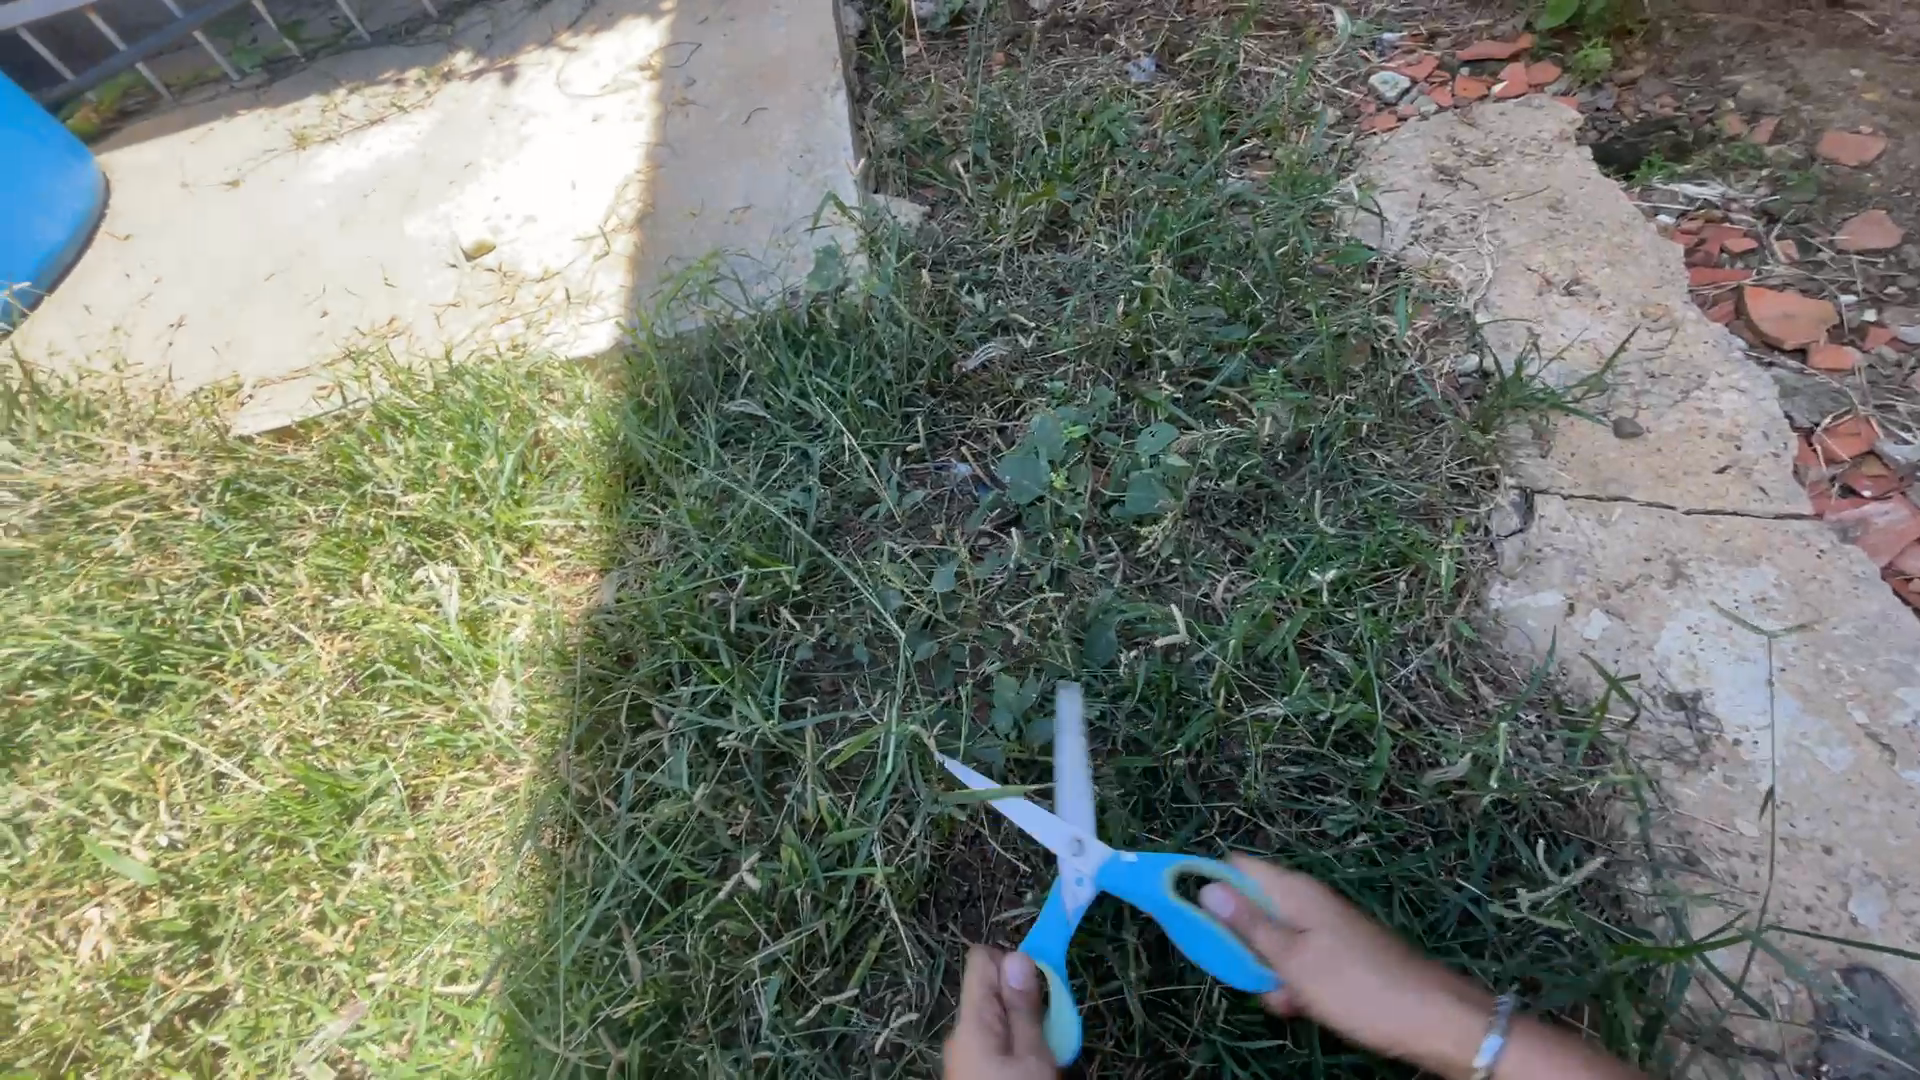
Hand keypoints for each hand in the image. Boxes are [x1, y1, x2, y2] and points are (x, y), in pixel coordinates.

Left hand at [943, 946, 1056, 1079]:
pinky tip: (1026, 1070)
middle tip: (1047, 1032)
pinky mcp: (968, 1070)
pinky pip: (992, 1042)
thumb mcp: (1031, 1059)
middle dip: (1022, 1001)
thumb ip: (1024, 1008)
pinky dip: (1012, 1047)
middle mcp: (960, 1029)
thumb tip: (1018, 954)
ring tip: (1041, 1055)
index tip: (1038, 991)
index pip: (981, 958)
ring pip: (995, 1018)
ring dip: (1020, 1026)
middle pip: (991, 990)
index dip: (1013, 964)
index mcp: (970, 1019)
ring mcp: (962, 1052)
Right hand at [1199, 856, 1491, 1077]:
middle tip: (1230, 964)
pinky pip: (1298, 954)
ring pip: (1273, 933)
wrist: (1441, 1024)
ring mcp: (1325, 925)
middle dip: (1235, 932)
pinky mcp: (1339, 952)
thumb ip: (1246, 924)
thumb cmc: (1358, 987)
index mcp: (1292, 889)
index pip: (1235, 865)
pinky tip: (1296, 1005)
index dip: (1207, 881)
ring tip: (1271, 994)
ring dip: (1262, 961)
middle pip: (1250, 901)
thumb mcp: (1292, 960)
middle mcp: (1306, 898)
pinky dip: (1290, 976)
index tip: (1186, 910)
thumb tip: (1204, 885)